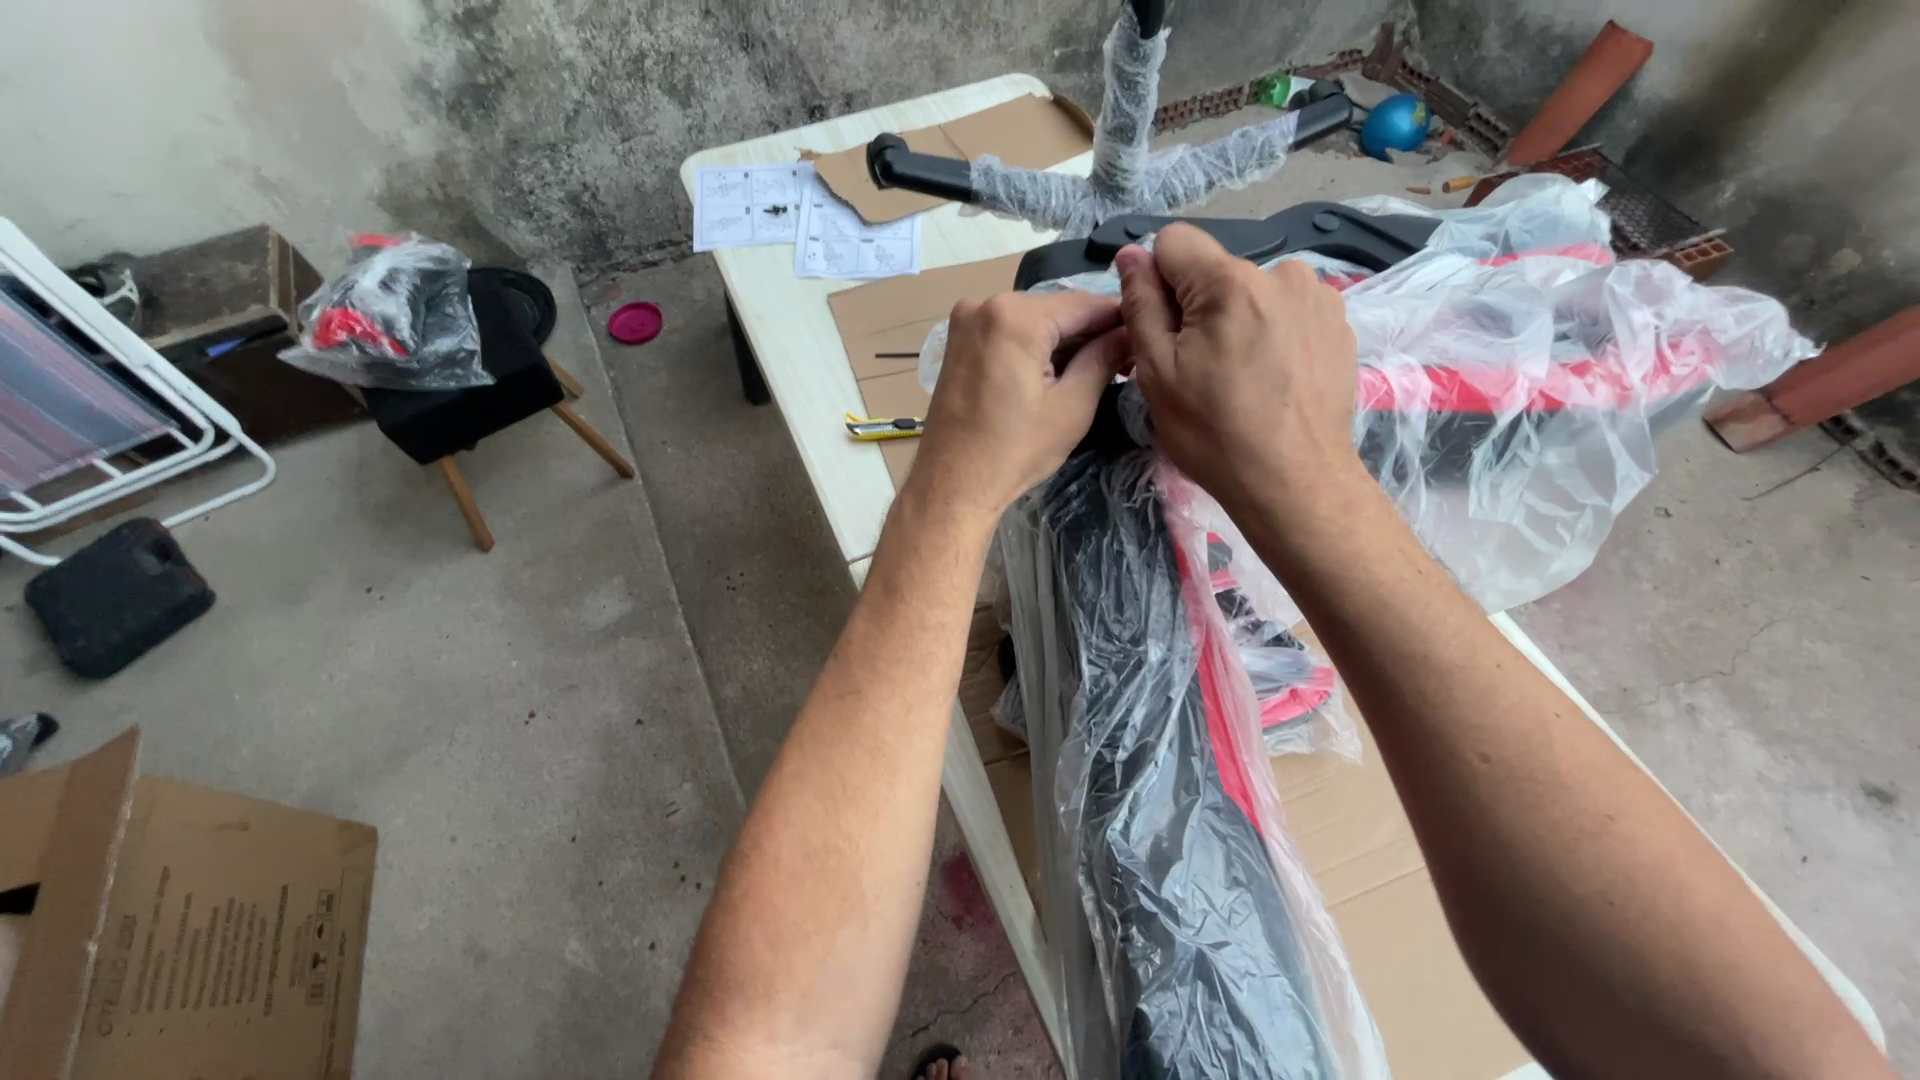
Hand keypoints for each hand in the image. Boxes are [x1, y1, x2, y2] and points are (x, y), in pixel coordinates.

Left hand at [907, 291, 1128, 521]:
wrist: (952, 484)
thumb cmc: (1014, 451)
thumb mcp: (1072, 407)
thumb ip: (1102, 360)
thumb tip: (1128, 334)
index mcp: (1015, 317)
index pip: (1084, 304)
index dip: (1119, 319)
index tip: (1145, 336)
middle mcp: (985, 304)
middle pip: (1056, 309)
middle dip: (1090, 331)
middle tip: (1124, 358)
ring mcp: (966, 320)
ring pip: (1033, 319)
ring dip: (1063, 340)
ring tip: (1097, 367)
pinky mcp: (958, 340)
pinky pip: (1009, 331)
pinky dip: (1034, 345)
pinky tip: (1057, 369)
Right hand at [1115, 224, 1365, 513]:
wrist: (1295, 481)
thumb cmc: (1214, 433)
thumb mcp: (1157, 373)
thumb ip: (1141, 305)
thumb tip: (1130, 255)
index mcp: (1230, 281)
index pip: (1174, 242)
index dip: (1157, 281)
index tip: (1165, 329)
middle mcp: (1281, 272)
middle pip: (1216, 271)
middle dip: (1200, 307)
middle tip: (1201, 367)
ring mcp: (1319, 297)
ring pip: (1253, 292)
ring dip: (1239, 319)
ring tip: (1242, 375)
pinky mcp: (1340, 323)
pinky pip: (1288, 311)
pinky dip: (1274, 334)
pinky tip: (1273, 378)